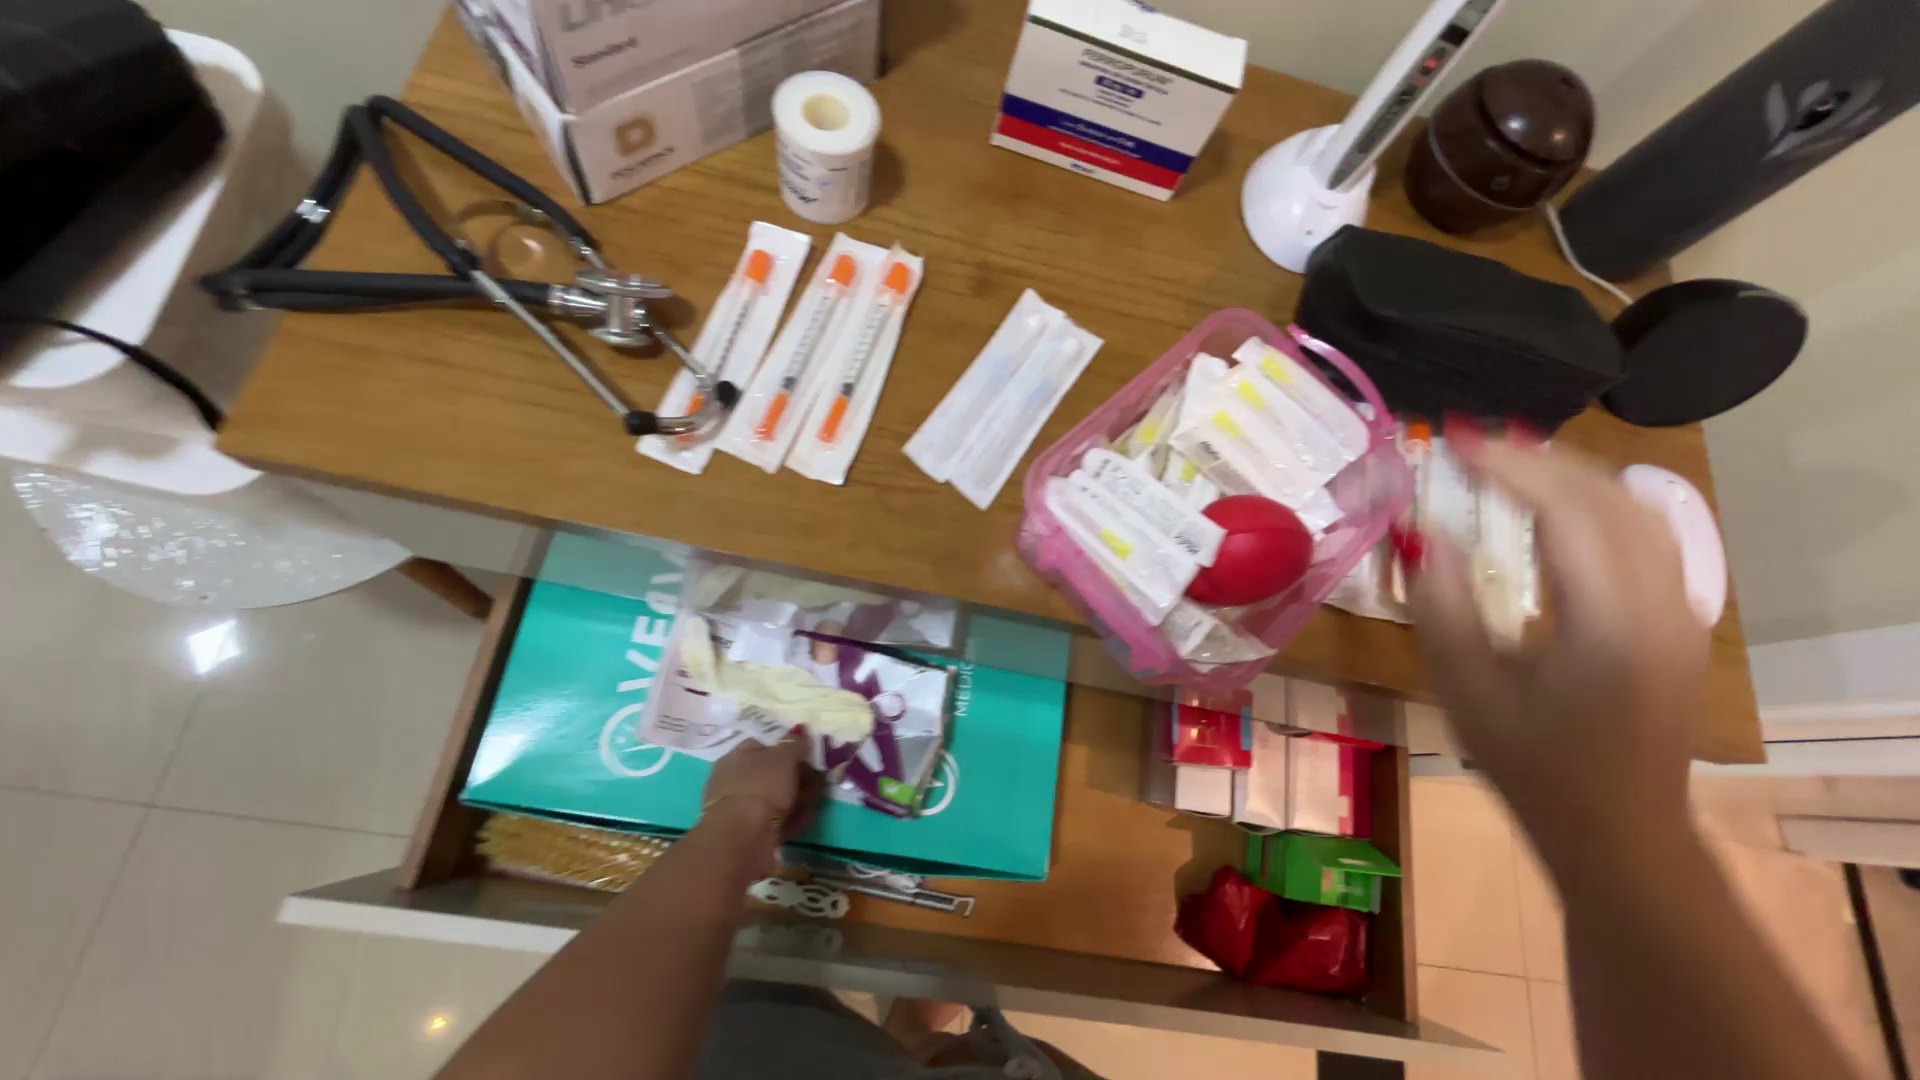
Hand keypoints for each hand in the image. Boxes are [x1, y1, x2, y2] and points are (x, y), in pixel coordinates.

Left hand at [699, 729, 823, 847]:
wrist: (743, 837)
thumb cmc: (761, 786)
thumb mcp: (783, 757)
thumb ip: (795, 744)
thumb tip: (801, 732)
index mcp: (736, 758)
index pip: (762, 746)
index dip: (787, 748)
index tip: (809, 754)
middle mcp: (735, 782)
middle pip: (771, 774)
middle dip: (798, 775)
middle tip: (819, 777)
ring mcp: (742, 810)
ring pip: (776, 799)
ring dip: (799, 797)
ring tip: (818, 797)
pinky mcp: (751, 834)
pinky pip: (777, 821)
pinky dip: (794, 818)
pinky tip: (809, 816)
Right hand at [1404, 432, 1707, 859]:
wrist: (1614, 826)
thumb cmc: (1528, 761)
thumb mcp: (1466, 686)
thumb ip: (1442, 603)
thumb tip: (1421, 534)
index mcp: (1606, 620)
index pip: (1564, 510)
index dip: (1507, 466)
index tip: (1452, 441)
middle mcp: (1660, 602)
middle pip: (1609, 497)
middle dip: (1538, 459)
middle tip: (1472, 445)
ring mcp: (1681, 610)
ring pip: (1639, 510)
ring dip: (1573, 476)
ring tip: (1509, 464)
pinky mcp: (1680, 620)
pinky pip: (1650, 535)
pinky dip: (1601, 503)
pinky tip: (1561, 506)